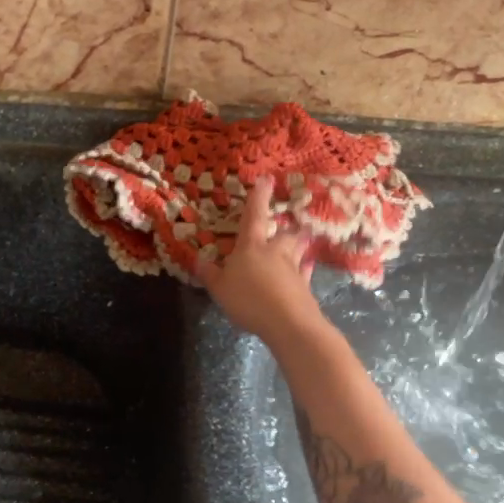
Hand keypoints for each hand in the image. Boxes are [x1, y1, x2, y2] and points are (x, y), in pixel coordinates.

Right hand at [195, 177, 330, 350]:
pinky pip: (305, 274)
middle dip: (285, 228)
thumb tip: (197, 260)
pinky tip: (305, 272)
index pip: (254, 216)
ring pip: (298, 251)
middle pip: (283, 234)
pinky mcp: (306, 289)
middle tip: (287, 226)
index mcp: (252, 246)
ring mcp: (294, 270)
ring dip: (299, 246)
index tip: (267, 179)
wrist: (289, 324)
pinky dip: (304, 271)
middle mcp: (275, 252)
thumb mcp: (220, 288)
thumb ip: (210, 274)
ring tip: (300, 244)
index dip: (259, 197)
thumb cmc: (249, 299)